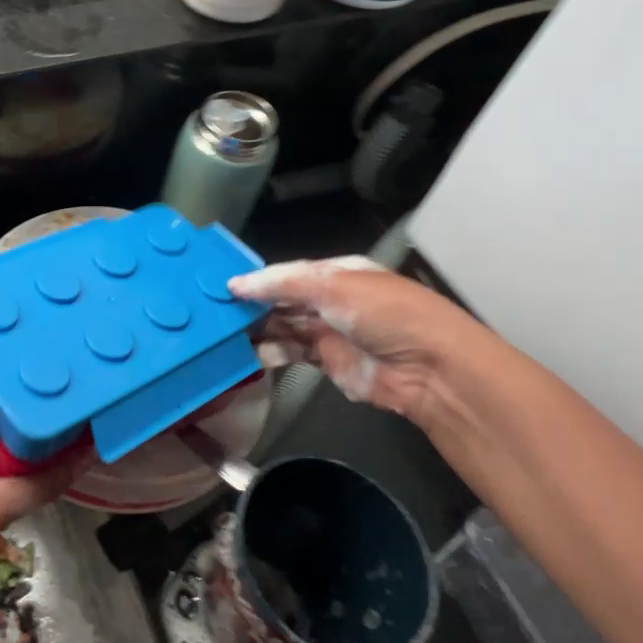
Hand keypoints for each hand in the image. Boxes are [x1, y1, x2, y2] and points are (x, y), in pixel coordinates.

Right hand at [231, 257, 487, 427]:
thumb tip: (235, 284)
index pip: (286, 274)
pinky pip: (292, 355)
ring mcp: (329, 333)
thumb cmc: (383, 314)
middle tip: (214, 313)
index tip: (221, 287)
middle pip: (282, 301)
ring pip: (283, 328)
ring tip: (222, 334)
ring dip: (256, 330)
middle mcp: (330, 301)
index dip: (256, 280)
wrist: (429, 368)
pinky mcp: (328, 364)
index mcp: (335, 274)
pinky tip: (244, 354)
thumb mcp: (332, 286)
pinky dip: (269, 353)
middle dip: (252, 306)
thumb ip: (281, 284)